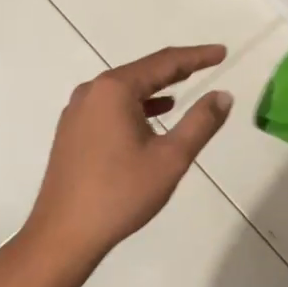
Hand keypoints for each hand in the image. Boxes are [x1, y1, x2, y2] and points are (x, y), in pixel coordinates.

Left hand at [19, 45, 233, 258]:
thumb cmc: (121, 193)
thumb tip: (223, 95)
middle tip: (209, 64)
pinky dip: (138, 105)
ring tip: (186, 87)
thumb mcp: (171, 158)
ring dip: (157, 87)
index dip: (197, 56)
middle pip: (143, 71)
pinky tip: (154, 115)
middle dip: (177, 69)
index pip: (164, 63)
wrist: (64, 234)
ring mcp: (78, 112)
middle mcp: (92, 92)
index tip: (222, 52)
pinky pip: (112, 106)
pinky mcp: (72, 132)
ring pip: (126, 90)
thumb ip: (201, 122)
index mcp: (114, 90)